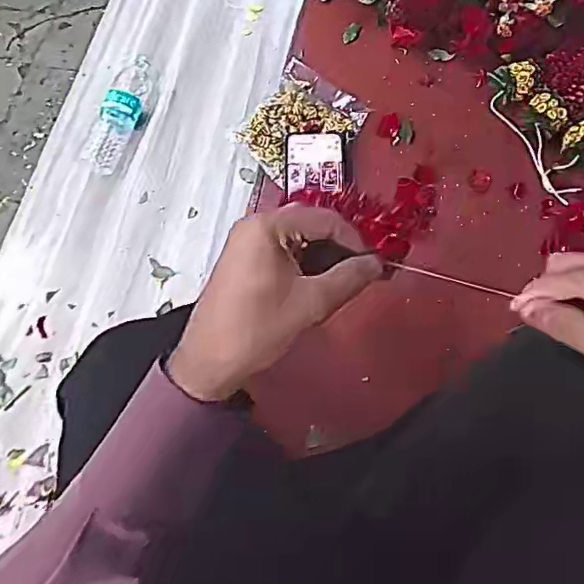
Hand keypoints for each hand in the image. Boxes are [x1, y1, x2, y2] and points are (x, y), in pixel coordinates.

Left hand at [167, 205, 384, 400]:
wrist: (207, 364)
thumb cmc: (254, 330)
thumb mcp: (310, 303)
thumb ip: (349, 277)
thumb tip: (376, 264)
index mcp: (268, 227)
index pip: (326, 220)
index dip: (355, 240)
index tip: (372, 261)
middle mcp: (255, 224)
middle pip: (312, 223)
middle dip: (340, 246)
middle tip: (362, 269)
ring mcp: (247, 239)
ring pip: (300, 235)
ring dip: (324, 254)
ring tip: (343, 279)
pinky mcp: (245, 256)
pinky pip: (285, 247)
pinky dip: (306, 260)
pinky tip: (319, 282)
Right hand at [512, 253, 583, 432]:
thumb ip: (571, 328)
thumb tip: (526, 307)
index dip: (548, 288)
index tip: (516, 304)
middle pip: (582, 264)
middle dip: (550, 285)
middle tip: (525, 311)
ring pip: (581, 267)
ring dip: (557, 287)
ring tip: (538, 311)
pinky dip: (569, 290)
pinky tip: (558, 308)